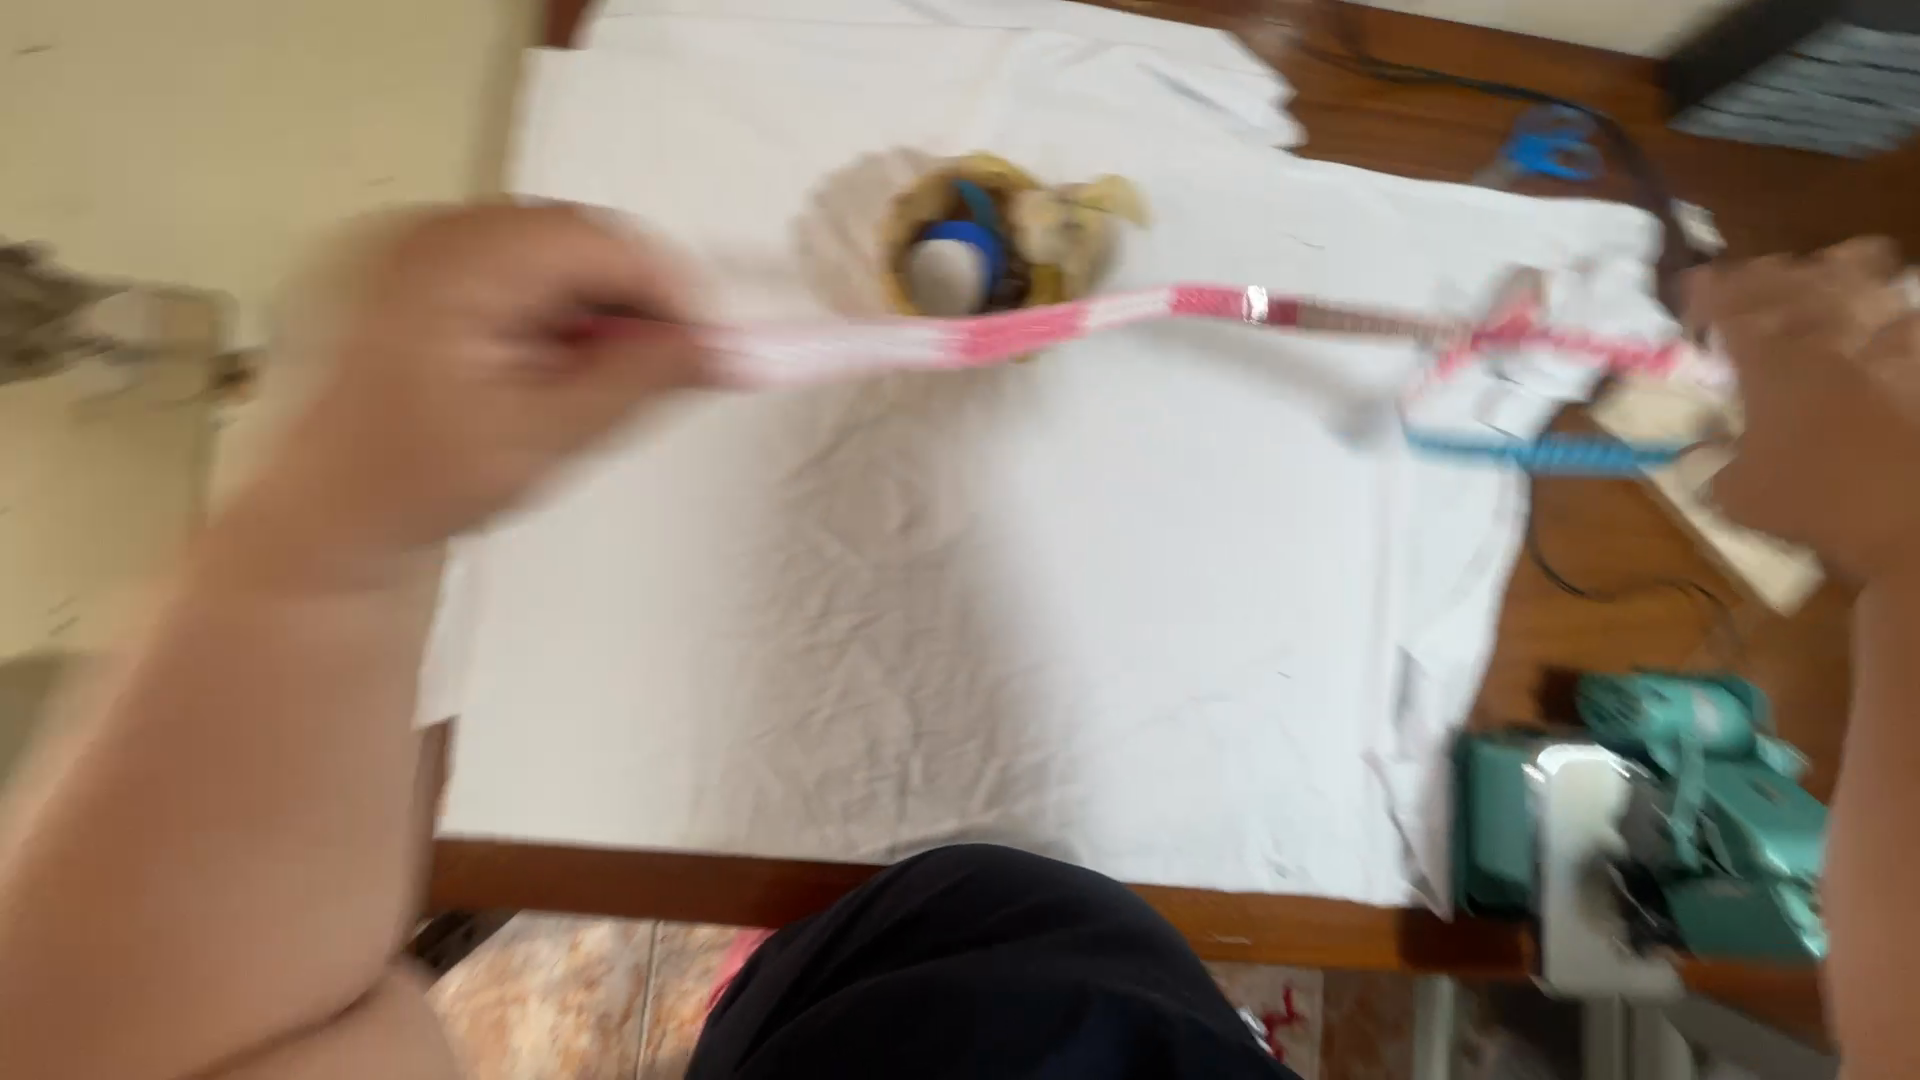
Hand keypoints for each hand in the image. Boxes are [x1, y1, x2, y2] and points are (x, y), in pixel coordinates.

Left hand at [260, 203, 710, 562]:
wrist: (332, 519)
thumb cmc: (415, 486)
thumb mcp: (552, 434)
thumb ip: (647, 380)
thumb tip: (726, 348)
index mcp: (447, 264)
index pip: (598, 240)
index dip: (671, 289)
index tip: (710, 342)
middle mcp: (420, 235)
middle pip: (576, 239)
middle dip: (634, 303)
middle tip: (662, 367)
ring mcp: (409, 249)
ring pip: (551, 254)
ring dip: (596, 310)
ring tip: (590, 380)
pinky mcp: (413, 272)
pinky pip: (515, 269)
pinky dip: (556, 313)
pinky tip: (552, 367)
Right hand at [1688, 238, 1919, 579]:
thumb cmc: (1822, 504)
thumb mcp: (1737, 493)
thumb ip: (1714, 459)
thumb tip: (1705, 447)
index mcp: (1775, 362)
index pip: (1728, 302)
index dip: (1703, 291)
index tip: (1687, 295)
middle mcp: (1837, 333)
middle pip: (1794, 272)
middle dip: (1759, 280)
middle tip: (1739, 299)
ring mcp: (1904, 335)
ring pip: (1860, 267)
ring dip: (1823, 276)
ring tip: (1806, 298)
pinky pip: (1906, 305)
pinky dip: (1878, 308)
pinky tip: (1867, 332)